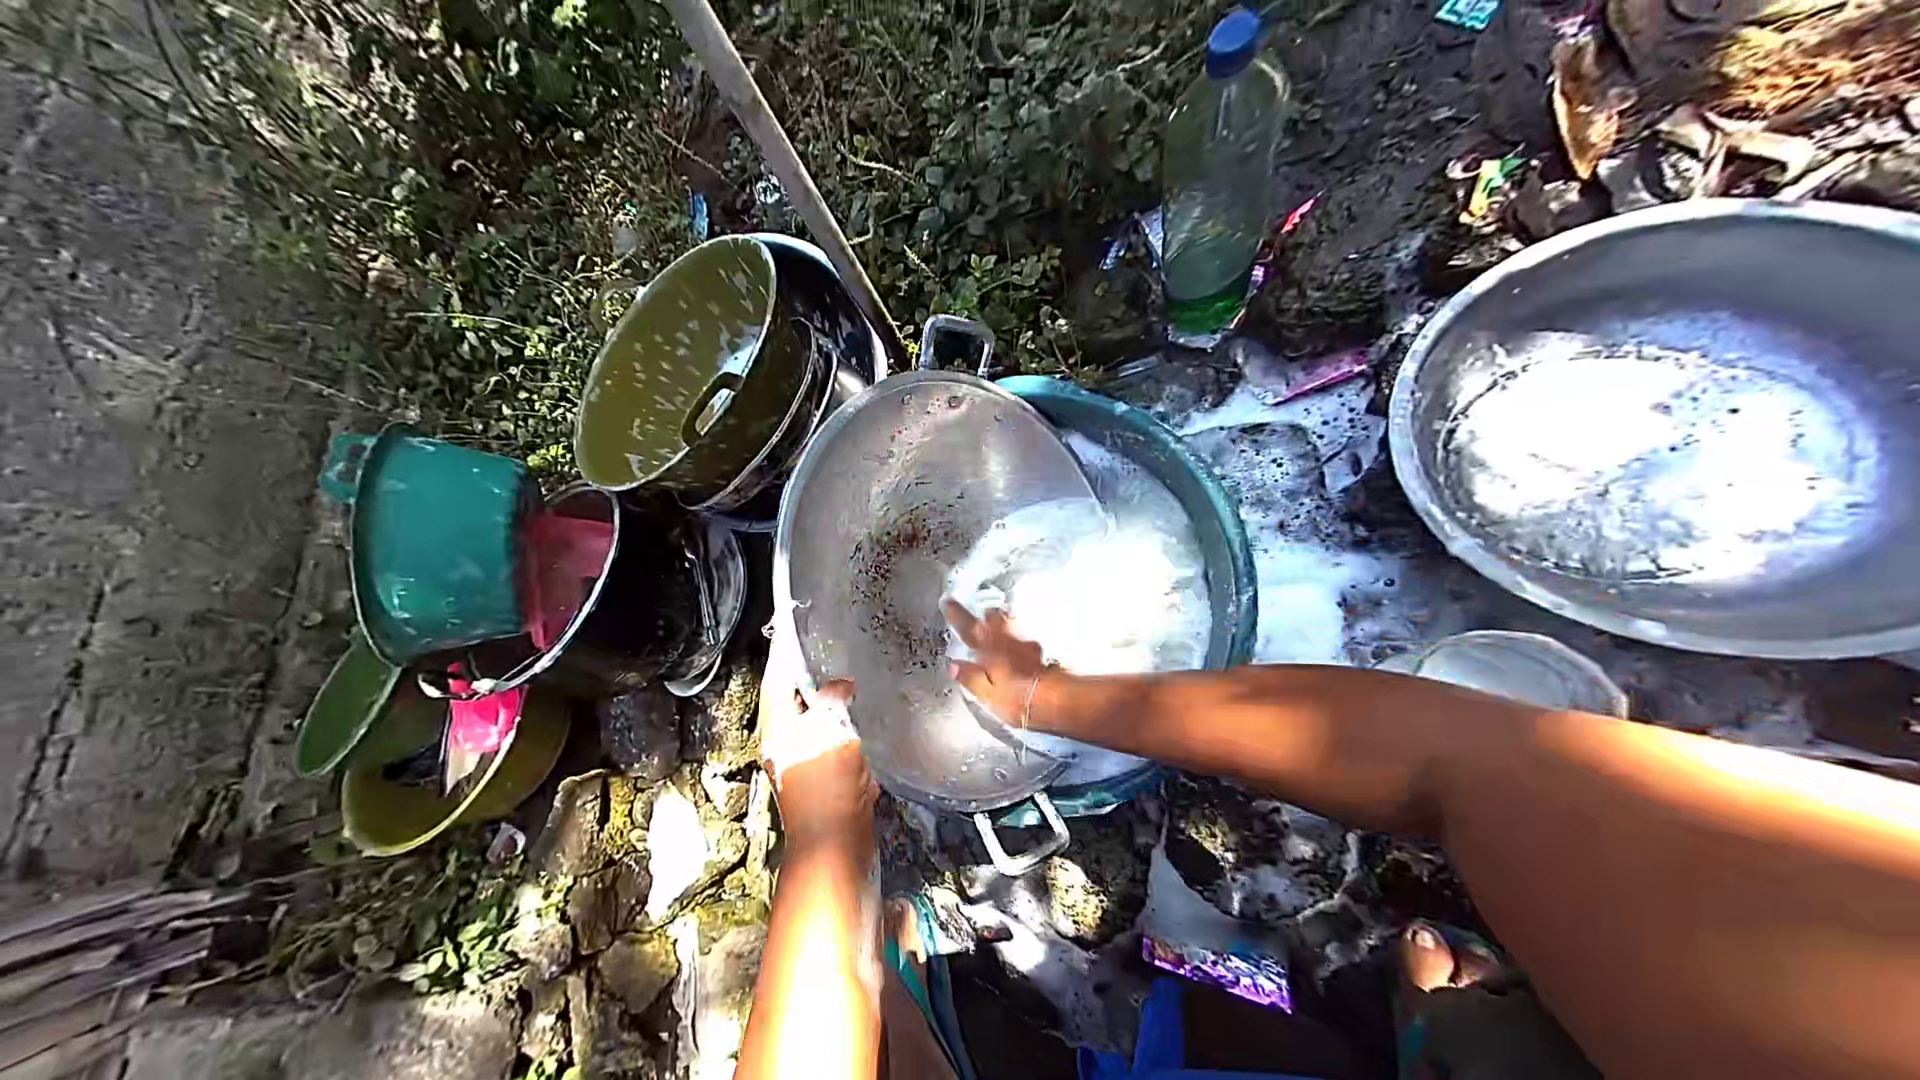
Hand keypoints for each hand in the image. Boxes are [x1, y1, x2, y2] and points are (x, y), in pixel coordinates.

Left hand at [759, 625, 877, 851]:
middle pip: (791, 696)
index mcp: (777, 728)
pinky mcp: (820, 772)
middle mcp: (783, 740)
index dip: (784, 650)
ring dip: (825, 696)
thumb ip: (832, 701)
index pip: (777, 678)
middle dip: (804, 670)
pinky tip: (857, 712)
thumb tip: (840, 687)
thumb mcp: (832, 733)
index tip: (790, 622)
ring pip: (811, 716)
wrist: (836, 845)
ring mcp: (800, 758)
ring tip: (841, 672)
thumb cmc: (828, 785)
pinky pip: (828, 735)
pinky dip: (840, 720)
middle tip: (821, 643)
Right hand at [943, 598, 1050, 727]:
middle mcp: (1009, 641)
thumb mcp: (987, 694)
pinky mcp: (1041, 653)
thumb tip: (954, 666)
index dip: (956, 614)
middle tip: (979, 615)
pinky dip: (1017, 642)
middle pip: (994, 619)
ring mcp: (1027, 645)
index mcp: (990, 649)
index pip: (968, 627)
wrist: (1059, 700)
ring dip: (1003, 625)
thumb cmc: (1021, 700)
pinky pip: (1024, 641)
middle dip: (985, 615)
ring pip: (1011, 626)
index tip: (948, 601)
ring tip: (997, 630)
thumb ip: (969, 677)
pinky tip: (1018, 650)